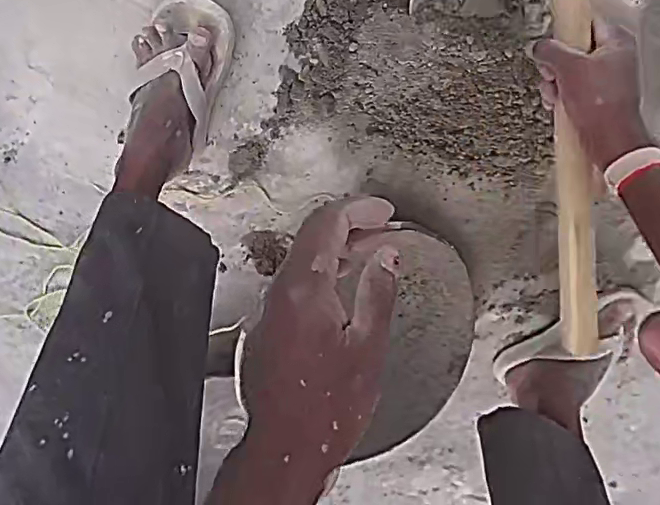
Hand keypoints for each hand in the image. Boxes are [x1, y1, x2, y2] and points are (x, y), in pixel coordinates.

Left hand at [213, 197, 402, 503]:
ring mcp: (273, 303)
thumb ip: (378, 294)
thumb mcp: (367, 350)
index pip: (328, 223)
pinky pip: (300, 276)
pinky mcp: (273, 320)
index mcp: (305, 287)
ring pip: (307, 253)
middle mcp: (283, 288)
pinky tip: (348, 279)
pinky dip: (327, 265)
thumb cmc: (324, 409)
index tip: (383, 210)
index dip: (359, 209)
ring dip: (340, 244)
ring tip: (373, 248)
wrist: (284, 450)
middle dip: (351, 222)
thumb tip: (386, 256)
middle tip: (383, 224)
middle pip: (314, 233)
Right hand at [530, 16, 651, 168]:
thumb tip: (538, 47)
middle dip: (555, 62)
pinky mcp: (598, 97)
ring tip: (553, 92)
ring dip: (554, 80)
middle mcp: (615, 59)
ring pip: (568, 69)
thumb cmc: (598, 102)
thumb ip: (548, 49)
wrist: (609, 143)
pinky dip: (560, 93)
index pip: (586, 21)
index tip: (551, 37)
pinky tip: (556, 103)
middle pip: (573, 47)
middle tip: (551, 71)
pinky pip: (572, 87)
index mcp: (617, 43)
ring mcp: (607, 79)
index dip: (565, 30)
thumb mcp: (567, 66)